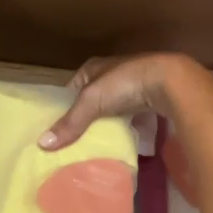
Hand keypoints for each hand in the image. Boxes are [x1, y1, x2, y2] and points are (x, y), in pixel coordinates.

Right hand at [37, 53, 196, 149]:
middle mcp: (110, 73)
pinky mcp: (150, 97)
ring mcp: (132, 85)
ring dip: (107, 122)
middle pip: (92, 99)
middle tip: (76, 140)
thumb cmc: (124, 83)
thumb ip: (70, 123)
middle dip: (86, 118)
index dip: (65, 107)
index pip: (71, 89)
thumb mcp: (91, 102)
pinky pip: (132, 115)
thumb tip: (41, 145)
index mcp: (92, 68)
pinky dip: (127, 126)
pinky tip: (124, 139)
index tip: (58, 129)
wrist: (170, 81)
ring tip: (98, 143)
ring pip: (112, 108)